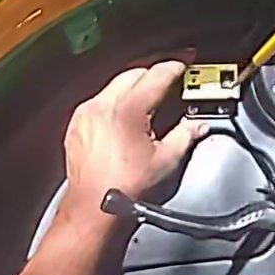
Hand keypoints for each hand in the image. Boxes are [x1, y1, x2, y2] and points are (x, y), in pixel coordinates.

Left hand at [60, 60, 204, 232]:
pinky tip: (127, 117)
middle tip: (174, 82)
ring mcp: (85, 116)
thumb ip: (185, 135)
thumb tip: (197, 126)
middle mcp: (101, 107)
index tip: (187, 64)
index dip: (177, 66)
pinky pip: (99, 102)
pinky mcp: (77, 126)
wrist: (94, 211)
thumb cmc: (123, 191)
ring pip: (114, 85)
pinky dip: (116, 103)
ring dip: (135, 87)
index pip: (157, 74)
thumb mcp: (166, 162)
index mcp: (126, 111)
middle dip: (156, 75)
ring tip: (152, 100)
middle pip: (134, 73)